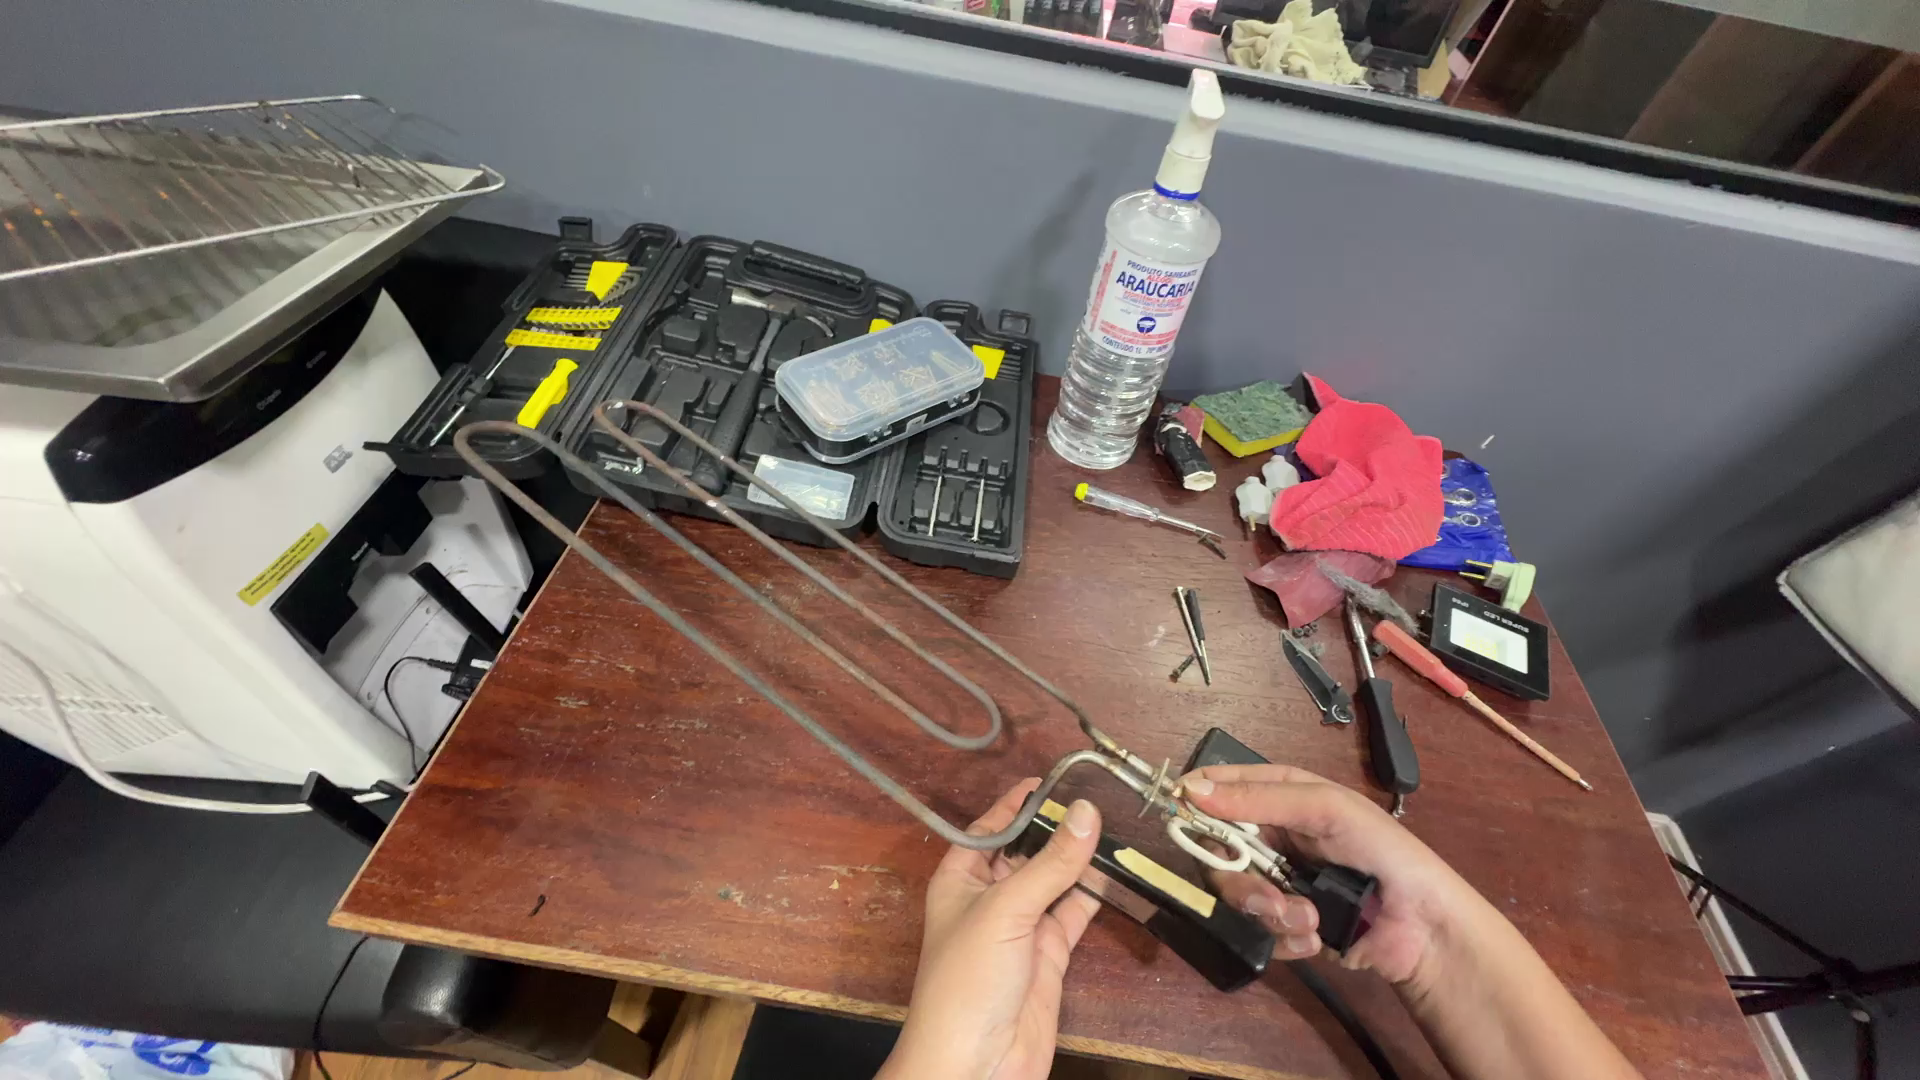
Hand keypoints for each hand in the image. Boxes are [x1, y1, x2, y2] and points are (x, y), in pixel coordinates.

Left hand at [878, 778, 1102, 1079]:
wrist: (976, 1067)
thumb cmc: (969, 976)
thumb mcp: (1006, 909)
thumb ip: (1051, 863)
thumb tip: (1087, 811)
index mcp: (961, 877)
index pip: (990, 827)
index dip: (1017, 803)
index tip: (1052, 780)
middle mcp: (990, 895)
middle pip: (1026, 850)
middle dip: (1056, 827)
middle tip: (1097, 797)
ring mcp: (1021, 925)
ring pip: (1053, 879)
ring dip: (1079, 857)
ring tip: (1115, 824)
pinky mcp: (1048, 953)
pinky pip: (1073, 912)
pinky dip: (1094, 892)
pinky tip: (1117, 869)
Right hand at [1181, 764, 1484, 990]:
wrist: (1426, 928)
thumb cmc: (1379, 850)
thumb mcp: (1322, 809)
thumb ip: (1256, 799)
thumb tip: (1191, 790)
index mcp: (1277, 795)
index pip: (1218, 785)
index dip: (1194, 796)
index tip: (1177, 812)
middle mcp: (1269, 834)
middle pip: (1216, 847)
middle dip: (1238, 876)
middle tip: (1268, 894)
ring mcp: (1274, 879)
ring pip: (1234, 892)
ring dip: (1268, 910)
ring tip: (1307, 920)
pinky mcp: (1285, 922)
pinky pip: (1257, 928)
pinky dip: (1284, 936)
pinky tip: (1315, 937)